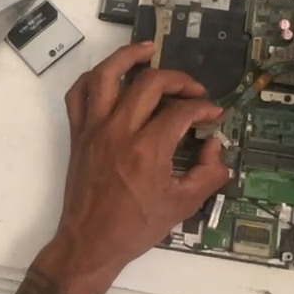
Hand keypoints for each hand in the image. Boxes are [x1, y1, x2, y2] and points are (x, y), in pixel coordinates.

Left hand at [36, 42, 230, 293]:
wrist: (90, 242)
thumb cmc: (135, 227)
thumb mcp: (182, 206)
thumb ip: (208, 174)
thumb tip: (216, 147)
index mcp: (147, 150)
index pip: (181, 112)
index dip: (203, 109)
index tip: (213, 116)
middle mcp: (118, 131)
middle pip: (149, 83)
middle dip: (177, 79)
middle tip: (193, 90)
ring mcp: (93, 129)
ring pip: (106, 76)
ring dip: (128, 57)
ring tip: (148, 50)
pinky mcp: (77, 134)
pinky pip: (78, 94)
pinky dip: (93, 78)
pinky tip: (110, 74)